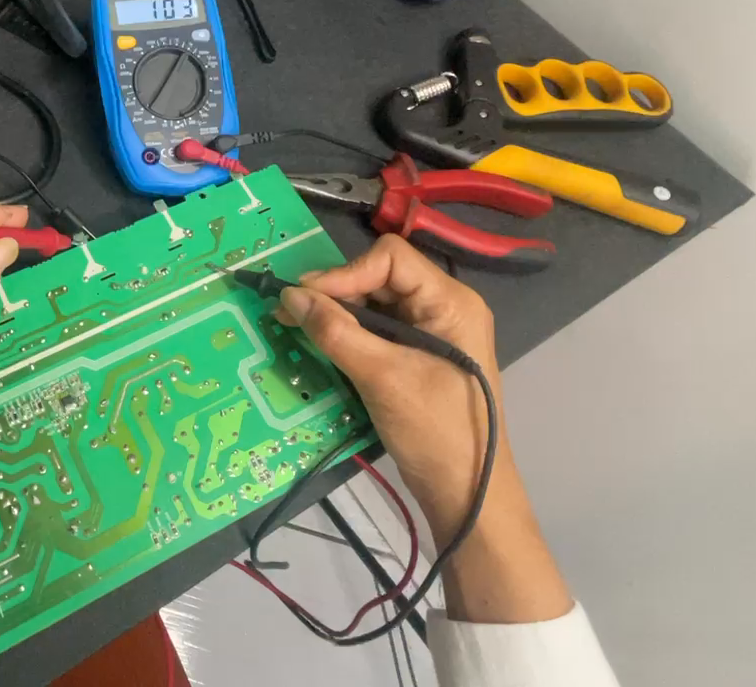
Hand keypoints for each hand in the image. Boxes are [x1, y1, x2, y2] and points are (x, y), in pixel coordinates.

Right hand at [276, 233, 572, 624]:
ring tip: (297, 323)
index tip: (305, 298)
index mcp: (450, 302)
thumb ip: (335, 331)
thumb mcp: (382, 377)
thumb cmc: (436, 433)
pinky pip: (374, 325)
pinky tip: (319, 339)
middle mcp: (442, 306)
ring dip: (335, 309)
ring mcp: (430, 329)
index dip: (344, 272)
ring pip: (372, 299)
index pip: (390, 259)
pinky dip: (345, 329)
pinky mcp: (415, 352)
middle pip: (378, 275)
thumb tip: (288, 295)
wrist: (468, 496)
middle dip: (334, 290)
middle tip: (291, 310)